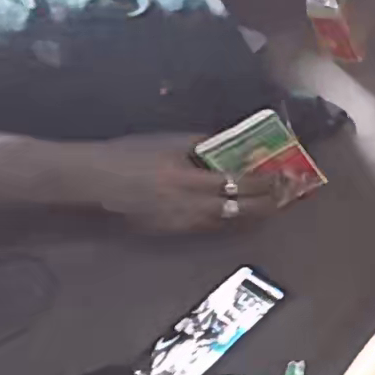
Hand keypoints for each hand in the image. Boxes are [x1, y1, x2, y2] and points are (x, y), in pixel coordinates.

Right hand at [61, 134, 283, 233]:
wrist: (88, 182)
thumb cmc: (127, 155)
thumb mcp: (166, 141)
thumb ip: (202, 144)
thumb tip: (233, 144)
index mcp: (187, 179)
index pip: (238, 183)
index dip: (264, 182)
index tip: (281, 176)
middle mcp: (190, 206)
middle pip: (243, 210)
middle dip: (269, 204)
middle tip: (285, 196)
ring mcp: (183, 223)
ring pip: (231, 223)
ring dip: (255, 215)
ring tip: (272, 205)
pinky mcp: (174, 232)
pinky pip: (213, 228)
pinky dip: (233, 221)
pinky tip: (243, 215)